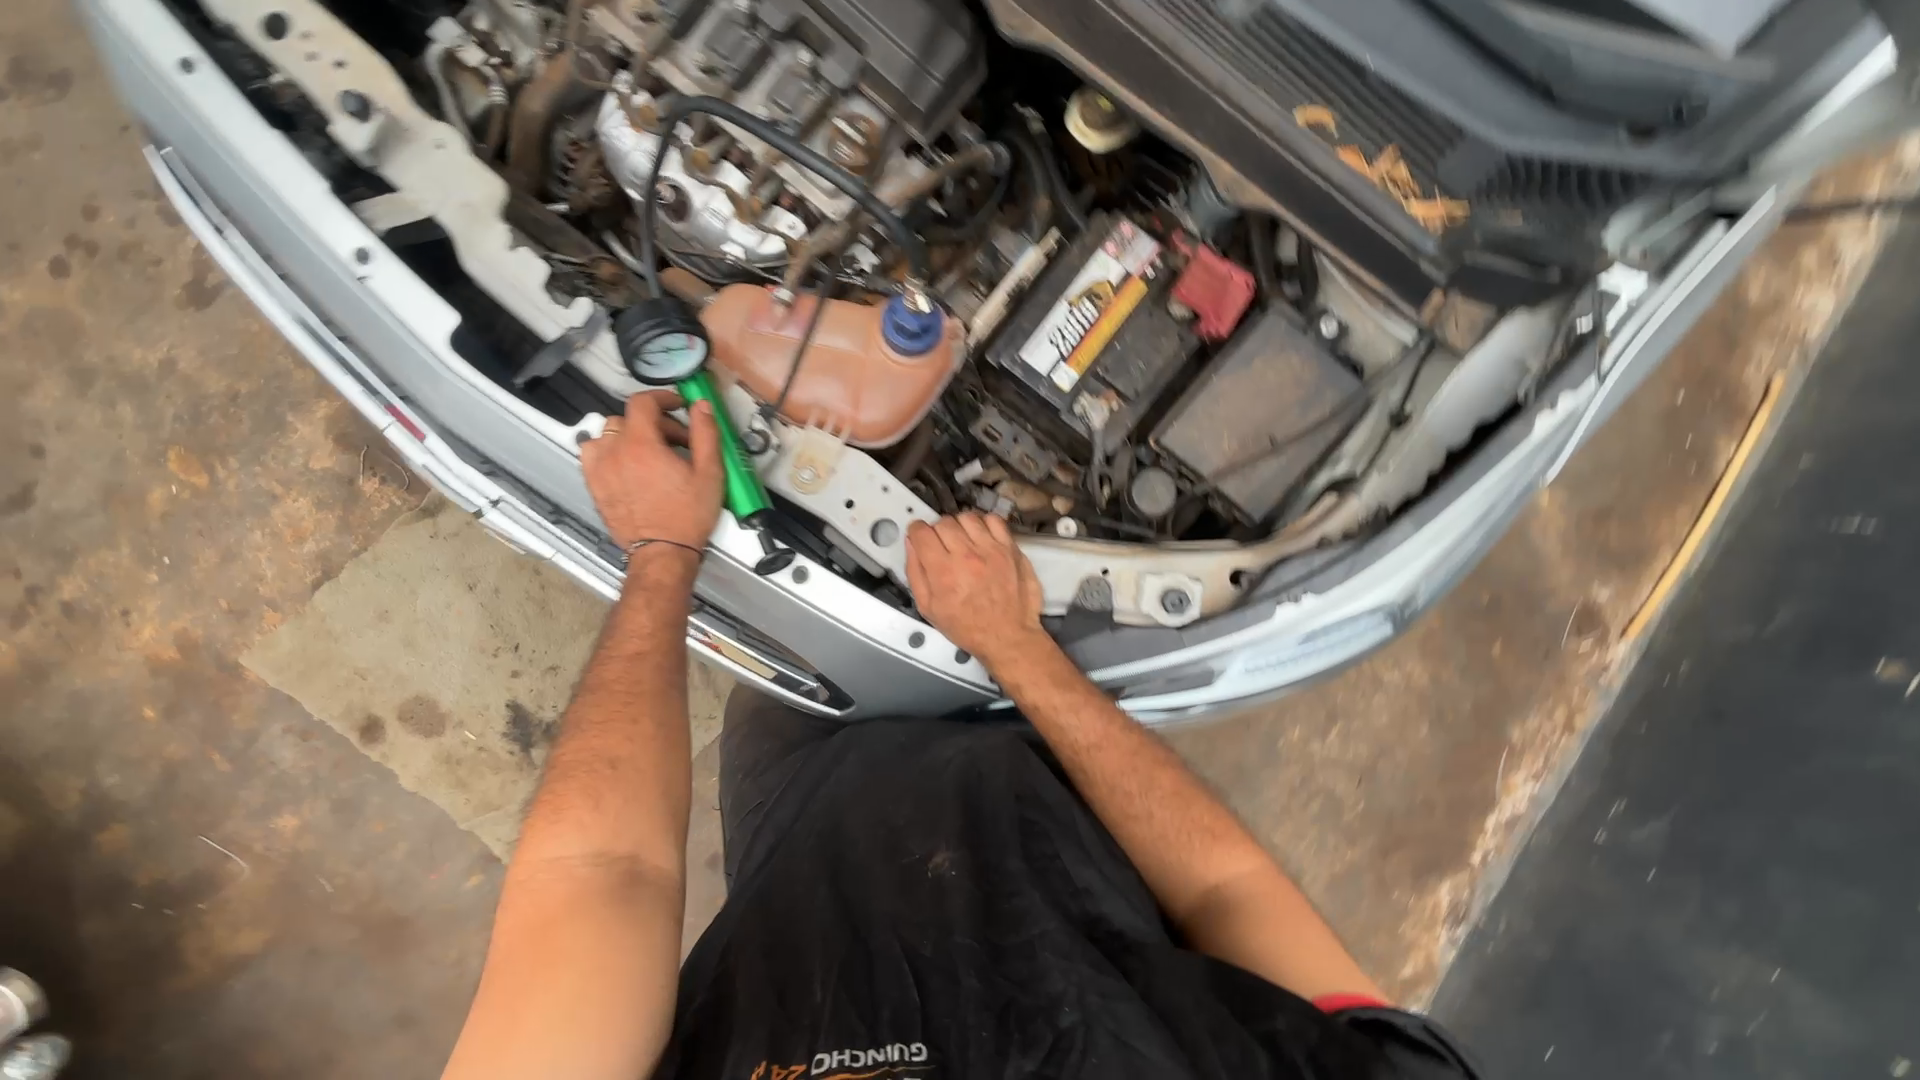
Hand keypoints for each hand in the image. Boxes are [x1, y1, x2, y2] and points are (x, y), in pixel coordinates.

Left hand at [580, 391, 722, 553]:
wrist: (662, 552)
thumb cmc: (687, 516)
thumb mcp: (710, 472)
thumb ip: (706, 434)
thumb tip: (701, 407)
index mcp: (642, 445)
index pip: (642, 403)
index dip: (662, 397)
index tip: (677, 405)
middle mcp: (614, 452)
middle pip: (628, 419)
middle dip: (655, 423)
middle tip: (678, 442)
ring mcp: (600, 470)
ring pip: (606, 434)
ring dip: (628, 435)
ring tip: (649, 451)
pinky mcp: (594, 486)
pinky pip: (593, 455)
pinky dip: (609, 451)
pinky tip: (628, 465)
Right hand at [906, 513, 1049, 670]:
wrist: (1007, 636)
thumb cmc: (968, 627)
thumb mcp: (928, 608)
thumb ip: (915, 572)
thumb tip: (912, 544)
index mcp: (943, 571)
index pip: (921, 531)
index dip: (916, 532)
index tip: (920, 537)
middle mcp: (966, 555)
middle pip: (943, 522)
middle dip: (937, 531)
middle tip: (942, 545)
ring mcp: (991, 549)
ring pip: (967, 517)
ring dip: (960, 526)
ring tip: (962, 540)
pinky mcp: (1010, 548)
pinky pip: (994, 520)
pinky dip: (984, 523)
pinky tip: (981, 537)